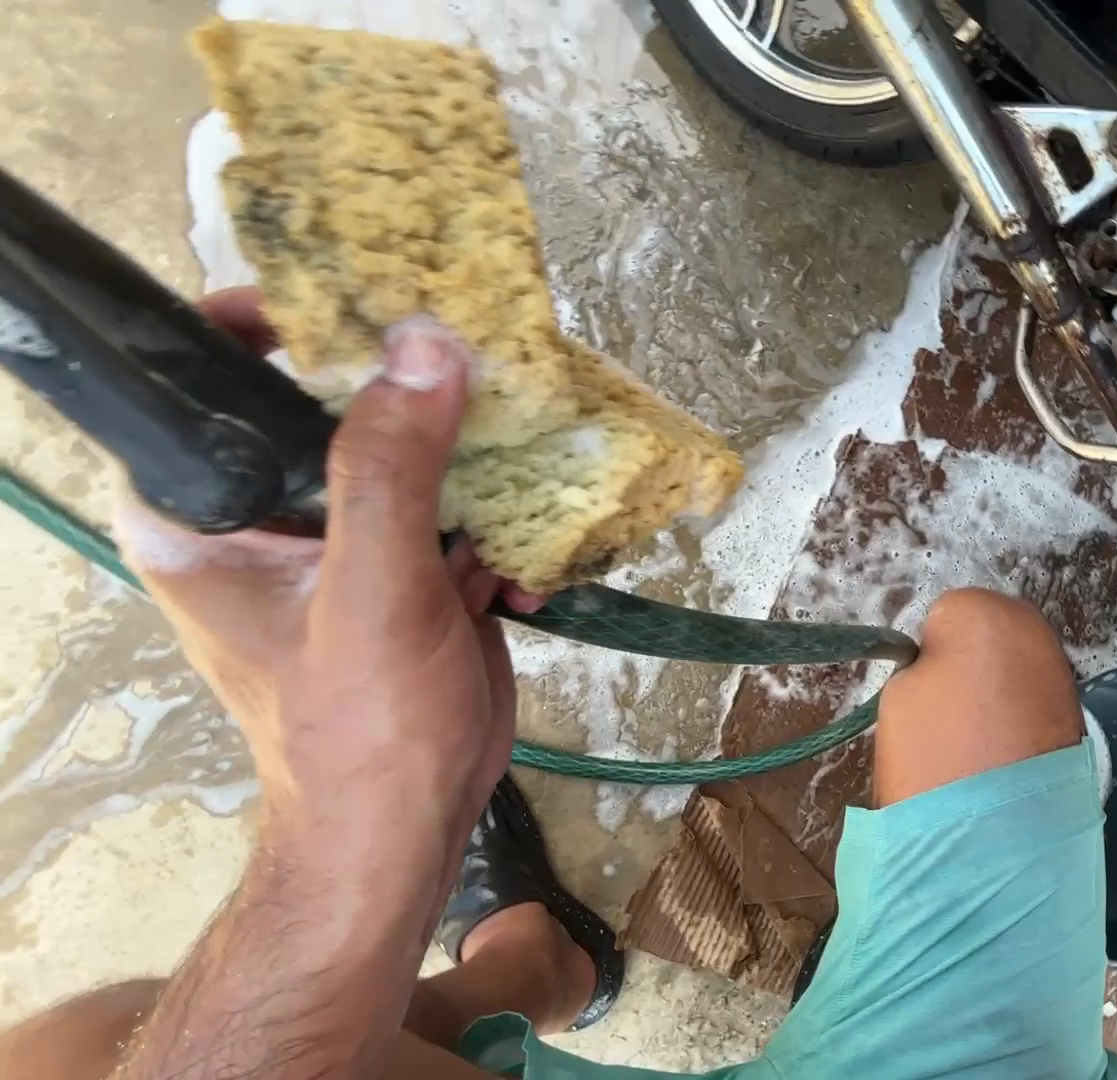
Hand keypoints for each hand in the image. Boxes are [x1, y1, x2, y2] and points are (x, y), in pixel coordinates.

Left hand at [114, 288, 533, 864]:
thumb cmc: (362, 720)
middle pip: (341, 419)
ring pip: (420, 467)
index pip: (210, 387)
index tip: (362, 305)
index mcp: (210, 516)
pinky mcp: (419, 575)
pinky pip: (464, 518)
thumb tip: (428, 350)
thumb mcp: (374, 589)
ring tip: (522, 501)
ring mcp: (358, 549)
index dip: (271, 333)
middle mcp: (279, 522)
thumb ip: (392, 471)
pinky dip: (504, 534)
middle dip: (420, 403)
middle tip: (486, 377)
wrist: (414, 815)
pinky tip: (526, 577)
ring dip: (481, 475)